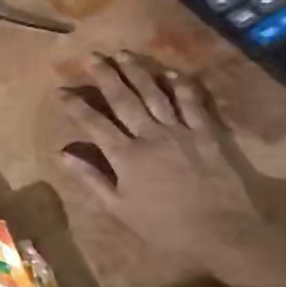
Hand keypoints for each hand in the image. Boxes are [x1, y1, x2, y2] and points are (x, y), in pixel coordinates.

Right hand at [58, 53, 285, 286]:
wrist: (224, 233)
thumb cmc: (166, 227)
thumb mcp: (121, 210)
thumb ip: (92, 179)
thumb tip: (64, 154)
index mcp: (126, 156)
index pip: (94, 123)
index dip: (75, 105)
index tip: (61, 90)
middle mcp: (150, 135)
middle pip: (122, 98)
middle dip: (104, 75)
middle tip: (91, 56)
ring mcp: (180, 130)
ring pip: (154, 93)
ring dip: (136, 71)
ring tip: (122, 53)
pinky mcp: (207, 132)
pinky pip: (191, 102)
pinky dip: (181, 85)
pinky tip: (171, 73)